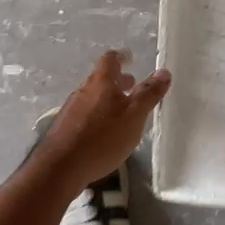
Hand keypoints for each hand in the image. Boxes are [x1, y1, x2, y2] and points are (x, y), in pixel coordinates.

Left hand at [32, 50, 171, 190]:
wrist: (61, 168)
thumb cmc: (103, 137)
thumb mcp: (134, 115)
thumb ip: (149, 93)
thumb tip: (164, 71)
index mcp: (101, 82)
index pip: (110, 59)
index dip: (122, 56)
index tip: (131, 57)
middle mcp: (83, 91)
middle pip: (100, 78)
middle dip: (117, 79)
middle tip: (132, 84)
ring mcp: (71, 109)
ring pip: (92, 96)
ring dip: (108, 97)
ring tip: (122, 109)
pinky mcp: (65, 128)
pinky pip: (85, 113)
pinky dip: (98, 113)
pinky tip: (105, 130)